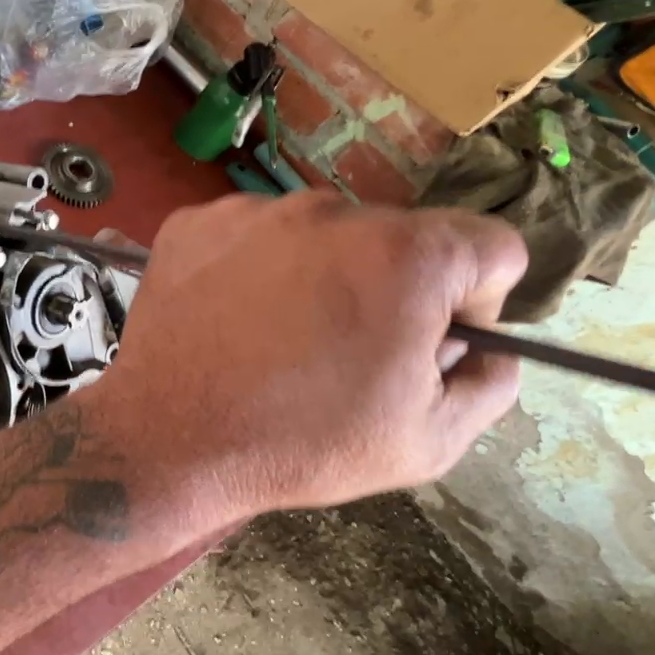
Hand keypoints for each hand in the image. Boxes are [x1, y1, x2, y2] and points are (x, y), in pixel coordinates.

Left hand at [94, 192, 527, 524]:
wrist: (166, 437)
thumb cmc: (300, 444)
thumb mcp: (430, 439)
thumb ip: (488, 379)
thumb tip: (484, 342)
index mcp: (404, 254)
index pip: (488, 246)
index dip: (475, 301)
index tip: (427, 343)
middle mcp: (326, 211)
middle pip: (396, 238)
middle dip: (391, 287)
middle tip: (342, 351)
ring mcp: (249, 211)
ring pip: (317, 232)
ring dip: (317, 272)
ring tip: (278, 338)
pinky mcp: (192, 222)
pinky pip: (248, 234)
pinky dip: (251, 266)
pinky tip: (232, 317)